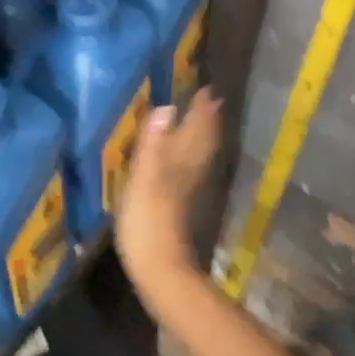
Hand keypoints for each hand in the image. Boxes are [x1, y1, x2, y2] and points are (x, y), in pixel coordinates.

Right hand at [117, 88, 222, 283]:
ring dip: (202, 136)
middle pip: (205, 139)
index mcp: (184, 159)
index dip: (203, 107)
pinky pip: (192, 169)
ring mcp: (190, 190)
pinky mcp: (182, 206)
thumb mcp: (144, 177)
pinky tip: (183, 159)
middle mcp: (194, 170)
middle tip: (209, 100)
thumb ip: (154, 143)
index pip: (199, 126)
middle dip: (207, 119)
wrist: (160, 267)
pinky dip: (191, 157)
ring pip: (201, 155)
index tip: (208, 88)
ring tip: (201, 121)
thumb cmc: (149, 218)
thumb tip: (167, 108)